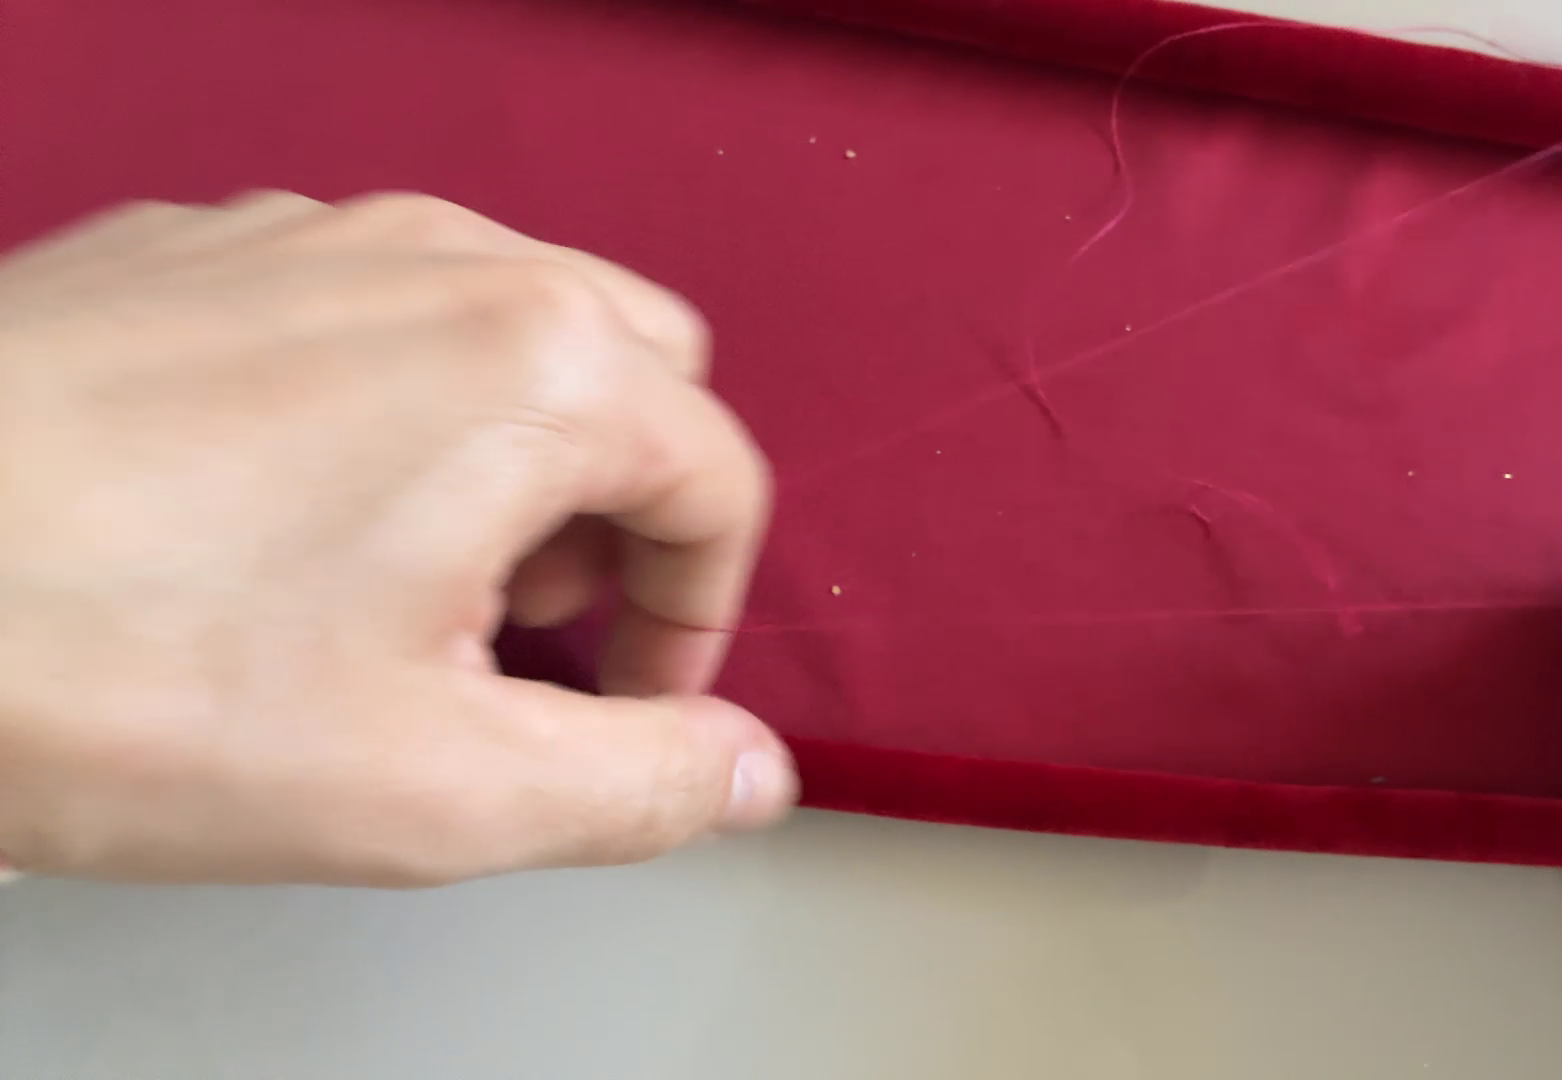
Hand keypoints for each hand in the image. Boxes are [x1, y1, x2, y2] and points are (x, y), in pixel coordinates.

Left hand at [0, 192, 794, 885]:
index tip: (635, 692)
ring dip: (568, 457)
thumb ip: (642, 783)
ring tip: (462, 558)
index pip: (725, 486)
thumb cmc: (101, 683)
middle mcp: (478, 268)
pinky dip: (466, 403)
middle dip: (649, 512)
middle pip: (668, 389)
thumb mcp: (438, 791)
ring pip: (569, 335)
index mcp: (549, 371)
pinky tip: (357, 492)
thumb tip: (760, 774)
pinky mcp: (262, 244)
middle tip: (553, 612)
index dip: (704, 609)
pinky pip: (448, 309)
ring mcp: (361, 237)